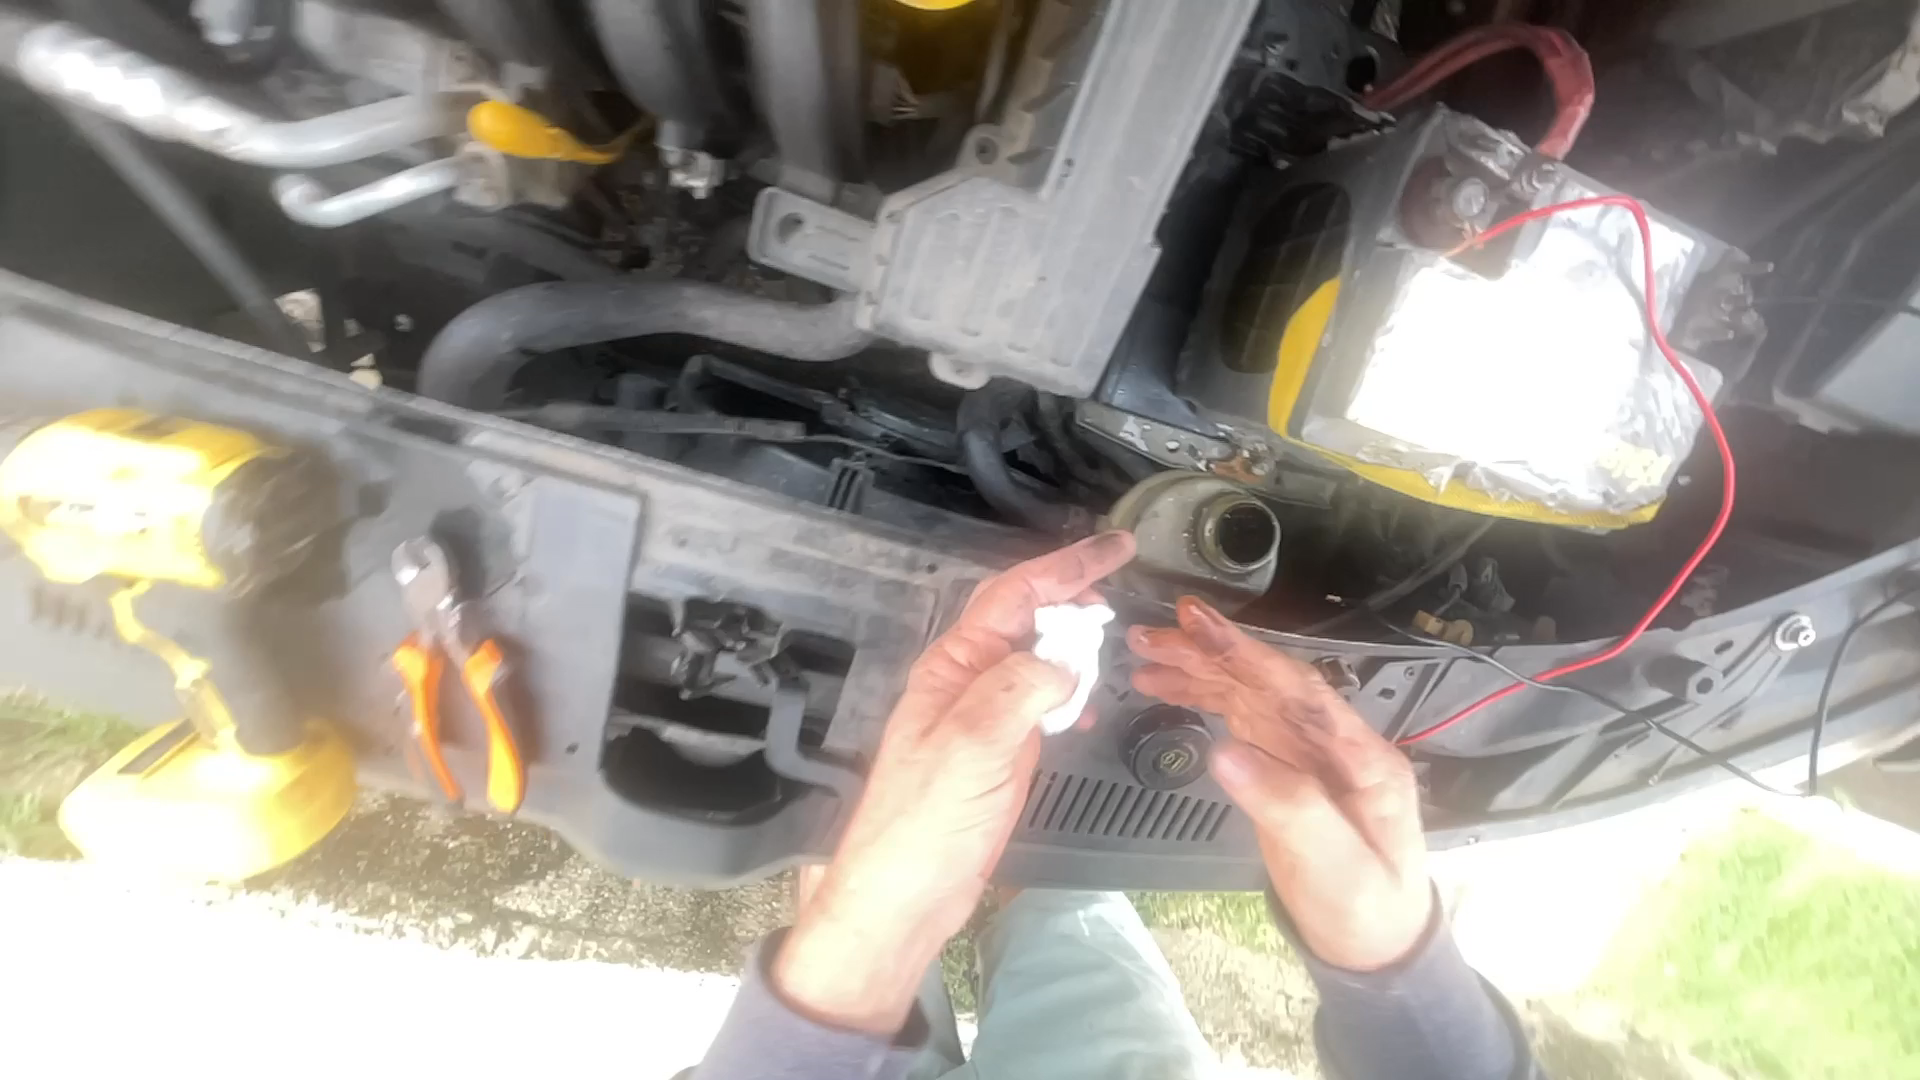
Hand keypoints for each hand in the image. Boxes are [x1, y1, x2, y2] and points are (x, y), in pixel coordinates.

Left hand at [772, 531, 1136, 1033]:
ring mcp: (985, 711)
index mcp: (956, 663)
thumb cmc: (926, 819)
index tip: (1114, 547)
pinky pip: (1042, 699)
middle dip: (1071, 594)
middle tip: (1118, 585)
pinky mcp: (1000, 744)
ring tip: (1108, 640)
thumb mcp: (970, 745)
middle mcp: (969, 677)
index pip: (1015, 594)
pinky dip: (1070, 692)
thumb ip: (1017, 691)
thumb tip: (1064, 662)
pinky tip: (1084, 709)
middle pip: (1026, 615)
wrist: (907, 892)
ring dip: (1074, 642)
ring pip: (1037, 656)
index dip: (1066, 566)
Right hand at [1127, 596, 1432, 972]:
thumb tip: (1223, 752)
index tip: (1194, 620)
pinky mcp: (1277, 757)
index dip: (1241, 650)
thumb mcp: (1336, 868)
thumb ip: (1287, 807)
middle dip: (1205, 651)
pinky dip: (1198, 692)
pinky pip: (1234, 711)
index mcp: (1356, 754)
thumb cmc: (1363, 908)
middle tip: (1146, 636)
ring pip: (1243, 690)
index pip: (1295, 687)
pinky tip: (1165, 685)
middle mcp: (1327, 737)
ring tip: (1142, 654)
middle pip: (1262, 679)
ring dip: (1194, 667)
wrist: (1372, 942)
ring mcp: (1301, 745)